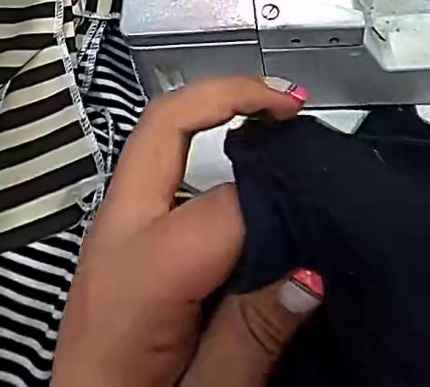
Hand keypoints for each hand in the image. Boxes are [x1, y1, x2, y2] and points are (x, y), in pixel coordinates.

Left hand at [53, 75, 324, 386]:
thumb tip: (311, 272)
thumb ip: (253, 337)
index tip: (318, 219)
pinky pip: (160, 160)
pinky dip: (203, 135)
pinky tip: (240, 150)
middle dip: (230, 92)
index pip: (222, 209)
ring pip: (159, 130)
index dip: (277, 206)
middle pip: (165, 121)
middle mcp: (115, 229)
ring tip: (274, 111)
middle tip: (291, 98)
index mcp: (137, 274)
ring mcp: (110, 222)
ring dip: (215, 105)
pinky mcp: (116, 229)